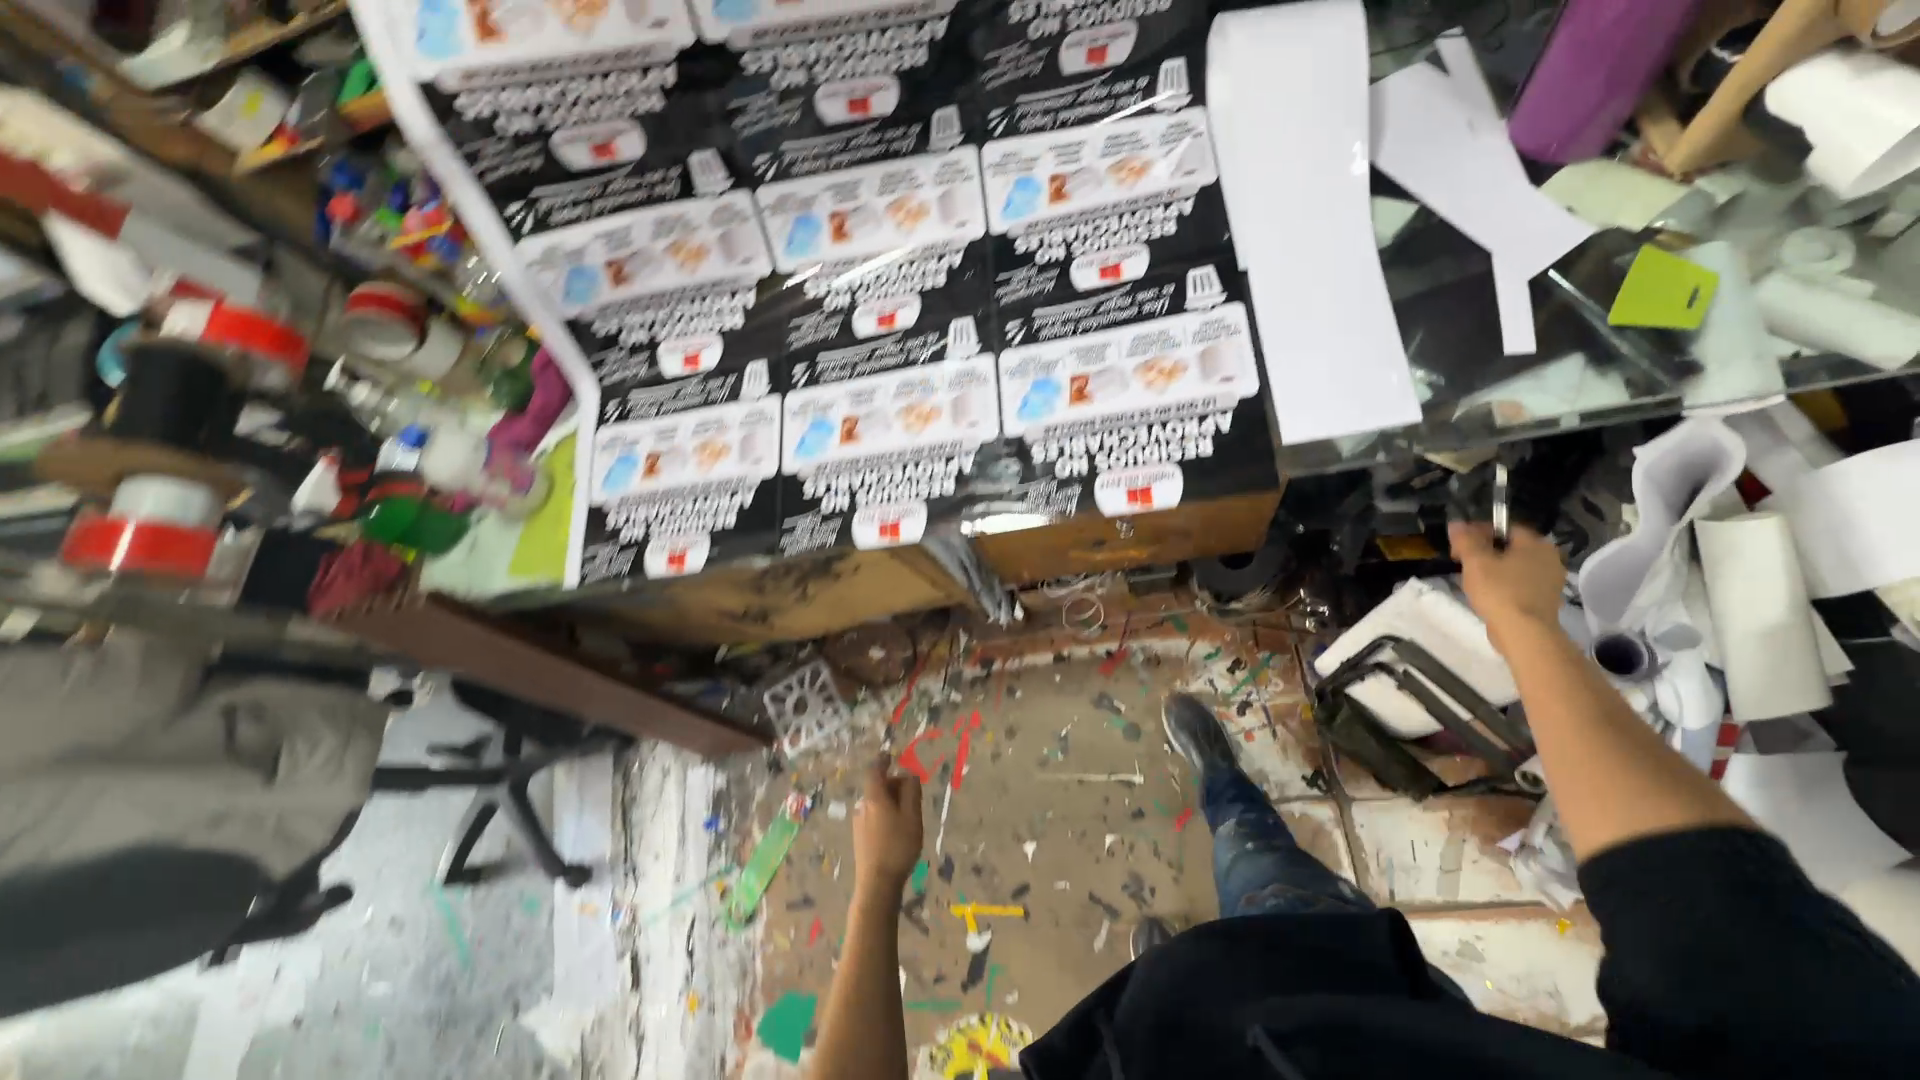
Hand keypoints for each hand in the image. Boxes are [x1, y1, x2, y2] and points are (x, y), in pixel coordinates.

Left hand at [852, 756, 922, 894]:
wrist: (877, 884)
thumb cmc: (898, 847)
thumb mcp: (912, 816)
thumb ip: (911, 792)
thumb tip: (909, 773)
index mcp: (874, 798)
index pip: (875, 770)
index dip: (883, 761)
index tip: (890, 756)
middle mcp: (862, 806)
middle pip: (878, 787)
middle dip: (894, 785)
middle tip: (913, 795)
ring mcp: (859, 822)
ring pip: (876, 803)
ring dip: (891, 802)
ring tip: (909, 818)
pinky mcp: (859, 837)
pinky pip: (874, 816)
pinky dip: (886, 815)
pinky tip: (897, 832)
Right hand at [1449, 522, 1566, 655]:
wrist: (1525, 633)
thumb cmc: (1500, 592)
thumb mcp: (1475, 562)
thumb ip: (1465, 540)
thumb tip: (1456, 523)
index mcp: (1535, 543)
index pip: (1504, 528)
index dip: (1478, 532)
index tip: (1458, 545)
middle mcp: (1549, 557)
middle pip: (1511, 546)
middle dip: (1485, 550)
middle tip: (1462, 561)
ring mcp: (1550, 579)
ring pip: (1516, 565)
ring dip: (1494, 567)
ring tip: (1472, 578)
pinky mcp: (1545, 598)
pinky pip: (1521, 582)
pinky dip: (1505, 583)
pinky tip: (1489, 593)